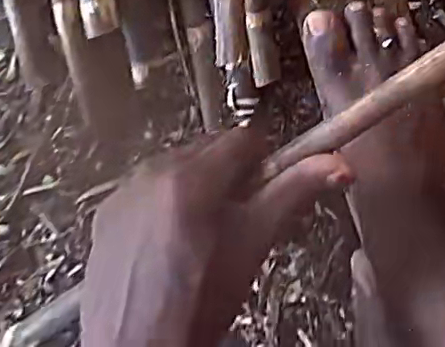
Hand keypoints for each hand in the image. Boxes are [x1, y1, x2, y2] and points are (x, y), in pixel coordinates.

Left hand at [81, 127, 350, 346]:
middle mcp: (153, 172)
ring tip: (204, 236)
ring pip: (178, 167)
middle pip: (210, 150)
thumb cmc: (198, 306)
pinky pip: (147, 188)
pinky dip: (163, 203)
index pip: (243, 138)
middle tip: (239, 217)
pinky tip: (170, 243)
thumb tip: (336, 165)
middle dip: (231, 175)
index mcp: (193, 177)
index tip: (268, 183)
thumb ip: (294, 194)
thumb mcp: (253, 246)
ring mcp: (126, 190)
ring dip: (198, 187)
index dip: (263, 160)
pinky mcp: (107, 211)